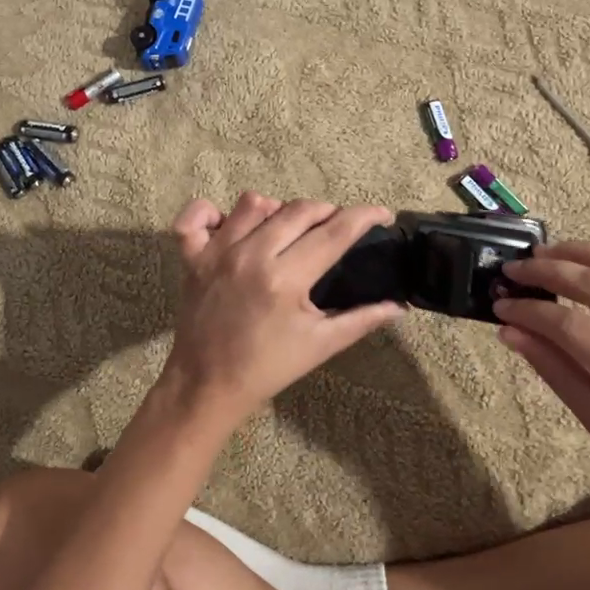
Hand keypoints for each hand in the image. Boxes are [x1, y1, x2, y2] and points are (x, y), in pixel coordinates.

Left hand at [160, 193, 406, 425]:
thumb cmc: (268, 367)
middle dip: (326, 211)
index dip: (364, 217)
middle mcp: (251, 255)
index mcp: (286, 278)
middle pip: (298, 210)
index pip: (334, 232)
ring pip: (253, 203)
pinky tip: (230, 225)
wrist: (208, 385)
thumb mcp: (320, 345)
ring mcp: (217, 251)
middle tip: (336, 226)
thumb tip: (398, 306)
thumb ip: (361, 320)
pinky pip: (197, 214)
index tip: (382, 214)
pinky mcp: (191, 255)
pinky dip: (212, 211)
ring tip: (288, 228)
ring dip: (278, 209)